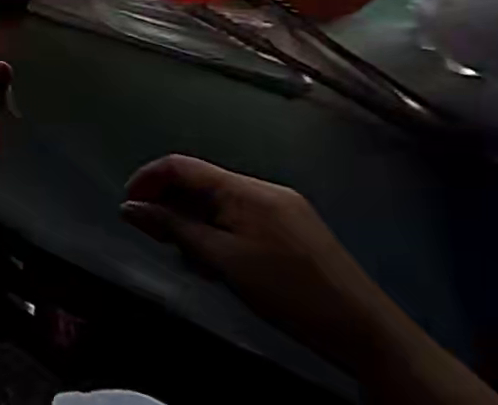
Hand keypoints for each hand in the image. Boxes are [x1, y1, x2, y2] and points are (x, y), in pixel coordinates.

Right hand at [120, 156, 400, 367]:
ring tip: (192, 258)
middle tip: (159, 239)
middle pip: (199, 181)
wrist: (368, 332)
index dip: (148, 179)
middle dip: (171, 204)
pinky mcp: (294, 226)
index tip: (129, 206)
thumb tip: (130, 207)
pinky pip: (241, 215)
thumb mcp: (223, 261)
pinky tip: (221, 261)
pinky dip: (219, 230)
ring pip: (219, 201)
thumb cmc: (288, 291)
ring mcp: (281, 206)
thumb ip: (174, 229)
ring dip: (195, 222)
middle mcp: (261, 187)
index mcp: (243, 189)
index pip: (180, 165)